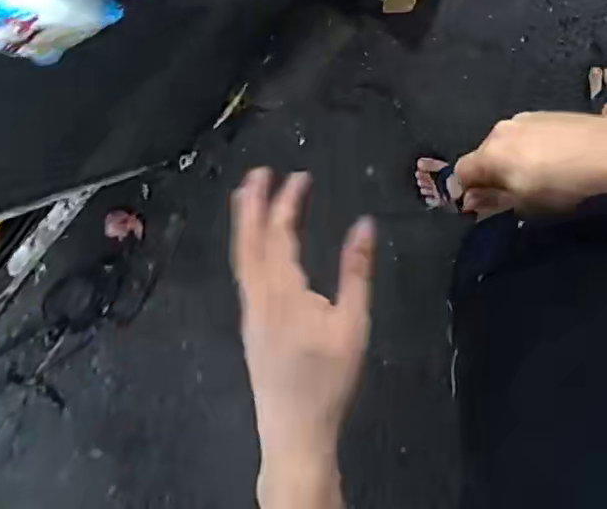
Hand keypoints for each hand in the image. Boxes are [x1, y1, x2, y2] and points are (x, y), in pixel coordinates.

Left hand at [231, 168, 374, 508]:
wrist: (295, 434)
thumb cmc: (328, 378)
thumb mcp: (353, 323)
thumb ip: (357, 271)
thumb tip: (364, 224)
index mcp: (284, 293)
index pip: (280, 236)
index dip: (287, 202)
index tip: (299, 175)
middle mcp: (259, 298)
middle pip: (249, 243)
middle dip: (251, 205)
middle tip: (256, 173)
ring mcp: (251, 313)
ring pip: (242, 259)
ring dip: (244, 224)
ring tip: (247, 197)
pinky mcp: (251, 326)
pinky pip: (244, 274)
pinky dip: (247, 247)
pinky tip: (255, 245)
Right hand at [452, 110, 606, 214]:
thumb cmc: (563, 184)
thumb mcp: (526, 204)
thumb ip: (493, 202)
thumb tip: (470, 202)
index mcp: (490, 150)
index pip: (462, 171)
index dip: (469, 192)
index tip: (485, 208)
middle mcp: (503, 127)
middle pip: (486, 155)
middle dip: (493, 176)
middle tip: (516, 197)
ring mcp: (529, 116)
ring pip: (509, 143)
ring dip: (515, 161)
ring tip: (542, 180)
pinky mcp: (551, 113)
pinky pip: (531, 135)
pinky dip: (535, 149)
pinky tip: (559, 162)